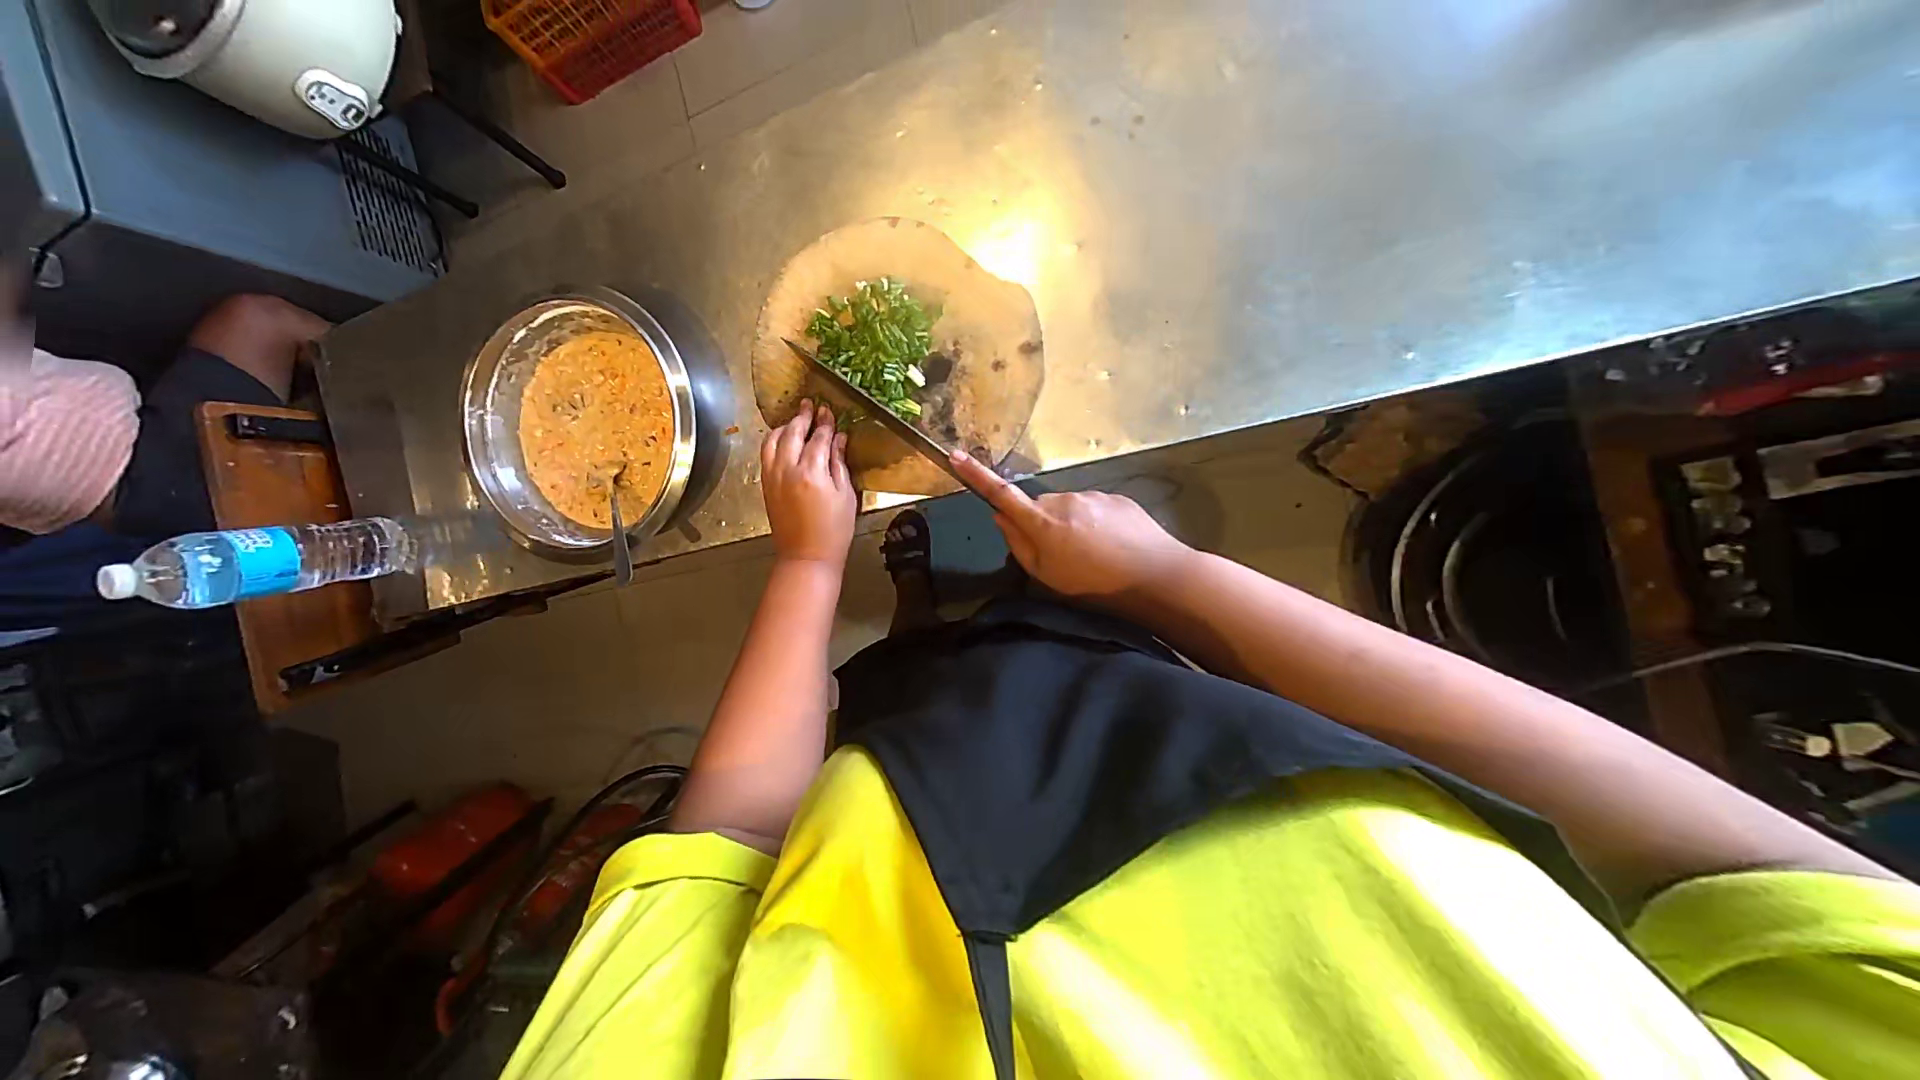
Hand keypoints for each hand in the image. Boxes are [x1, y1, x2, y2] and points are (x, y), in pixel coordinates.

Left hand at [761, 400, 855, 564]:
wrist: (807, 557)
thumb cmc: (833, 531)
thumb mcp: (845, 495)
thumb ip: (839, 464)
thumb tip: (838, 440)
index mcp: (811, 473)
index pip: (818, 438)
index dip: (825, 423)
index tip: (829, 413)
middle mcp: (787, 471)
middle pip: (792, 433)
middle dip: (802, 417)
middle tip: (810, 406)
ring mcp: (773, 478)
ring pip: (773, 441)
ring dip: (785, 427)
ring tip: (795, 420)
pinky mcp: (766, 486)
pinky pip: (766, 455)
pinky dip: (774, 442)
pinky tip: (783, 441)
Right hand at [950, 451, 1194, 604]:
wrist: (1154, 574)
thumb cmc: (1094, 583)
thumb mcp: (1046, 576)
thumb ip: (1018, 544)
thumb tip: (1000, 518)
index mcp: (1042, 520)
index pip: (1001, 494)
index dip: (976, 475)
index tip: (956, 456)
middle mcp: (1064, 499)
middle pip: (1041, 506)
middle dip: (1043, 523)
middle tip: (1061, 555)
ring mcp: (1093, 496)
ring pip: (1070, 507)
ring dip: (1073, 525)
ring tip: (1093, 555)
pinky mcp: (1117, 498)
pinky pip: (1095, 508)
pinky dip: (1096, 524)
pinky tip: (1112, 546)